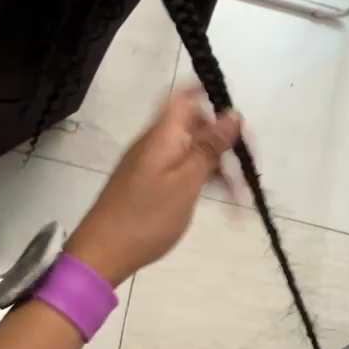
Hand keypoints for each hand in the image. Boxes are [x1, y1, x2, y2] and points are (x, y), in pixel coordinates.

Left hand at [63, 87, 241, 285]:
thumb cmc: (146, 218)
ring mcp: (145, 166)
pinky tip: (212, 199)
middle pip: (190, 127)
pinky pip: (175, 173)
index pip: (184, 98)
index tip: (233, 114)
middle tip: (246, 164)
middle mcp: (151, 144)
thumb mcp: (186, 182)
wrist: (101, 253)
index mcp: (162, 135)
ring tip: (238, 192)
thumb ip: (209, 147)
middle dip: (221, 140)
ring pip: (186, 153)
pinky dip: (197, 181)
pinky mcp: (142, 188)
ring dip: (214, 166)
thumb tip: (233, 113)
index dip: (207, 95)